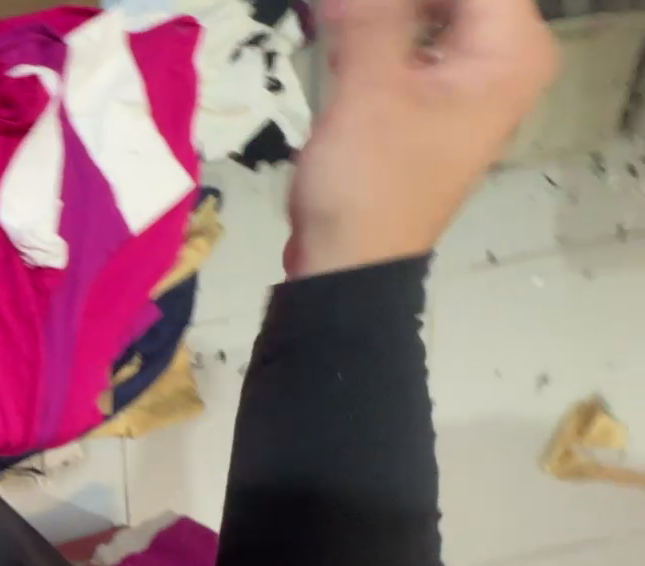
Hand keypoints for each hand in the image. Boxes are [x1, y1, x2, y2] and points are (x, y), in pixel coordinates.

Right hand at [285, 0, 557, 276]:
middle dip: (387, 8)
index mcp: (510, 52)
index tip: (342, 4)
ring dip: (377, 24)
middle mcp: (501, 64)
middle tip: (332, 14)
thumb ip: (365, 25)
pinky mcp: (425, 118)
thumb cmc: (366, 185)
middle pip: (453, 3)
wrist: (346, 266)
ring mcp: (463, 94)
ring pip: (426, 28)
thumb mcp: (366, 96)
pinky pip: (408, 63)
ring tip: (329, 30)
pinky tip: (337, 55)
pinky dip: (374, 52)